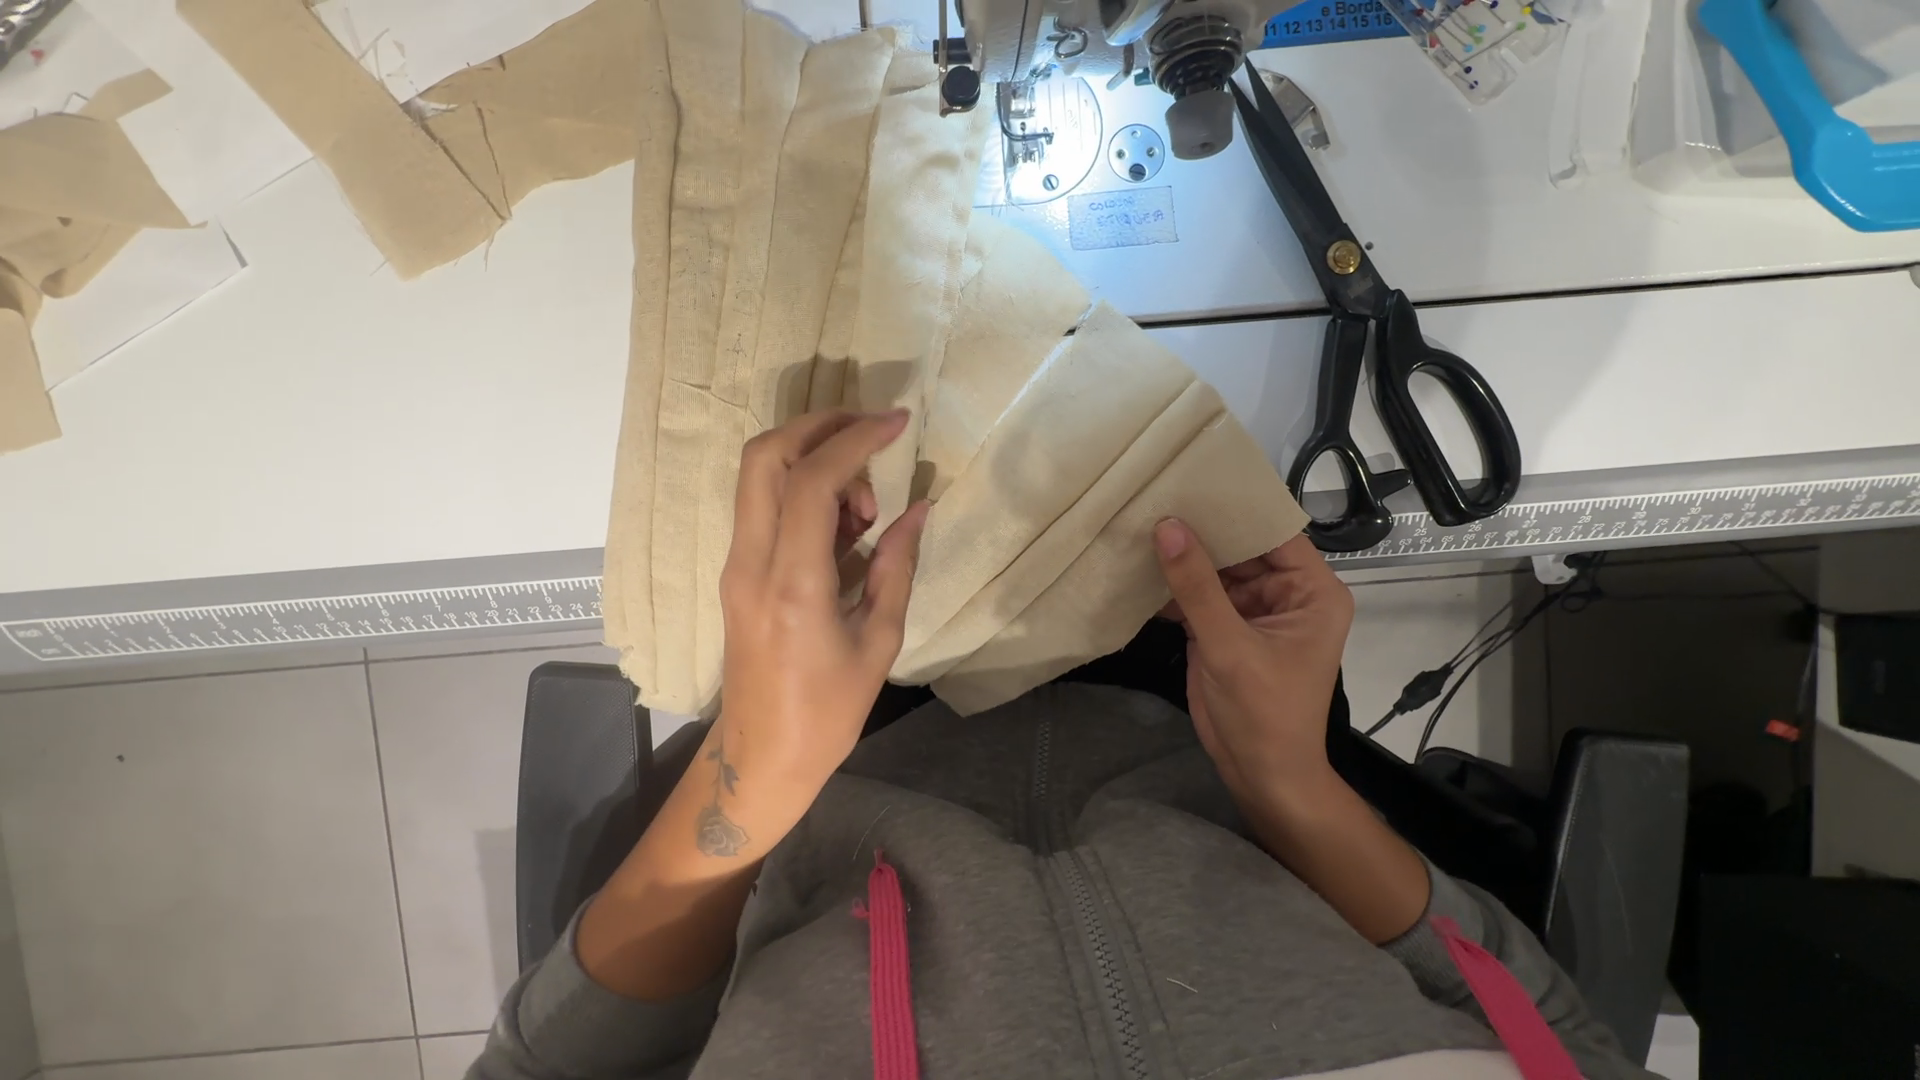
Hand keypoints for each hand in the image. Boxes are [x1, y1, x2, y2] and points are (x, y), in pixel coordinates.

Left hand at [718, 409, 929, 799]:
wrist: (760, 757)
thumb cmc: (827, 713)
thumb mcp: (879, 642)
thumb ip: (897, 567)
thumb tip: (919, 510)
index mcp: (793, 584)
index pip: (813, 481)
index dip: (857, 439)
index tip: (897, 422)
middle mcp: (751, 563)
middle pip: (765, 457)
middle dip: (819, 426)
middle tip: (871, 431)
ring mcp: (736, 566)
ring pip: (760, 476)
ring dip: (814, 462)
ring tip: (867, 508)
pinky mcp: (737, 573)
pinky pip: (765, 507)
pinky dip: (804, 492)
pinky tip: (846, 526)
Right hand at [1153, 522, 1353, 807]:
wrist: (1260, 773)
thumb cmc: (1265, 712)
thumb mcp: (1229, 646)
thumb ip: (1196, 586)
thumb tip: (1166, 525)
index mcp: (1312, 591)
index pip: (1274, 531)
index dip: (1236, 506)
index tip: (1193, 476)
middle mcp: (1285, 593)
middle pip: (1239, 548)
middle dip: (1200, 529)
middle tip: (1154, 494)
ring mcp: (1251, 611)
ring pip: (1213, 571)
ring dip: (1180, 557)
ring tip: (1138, 521)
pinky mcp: (1223, 629)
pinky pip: (1196, 597)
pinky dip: (1169, 587)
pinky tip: (1136, 567)